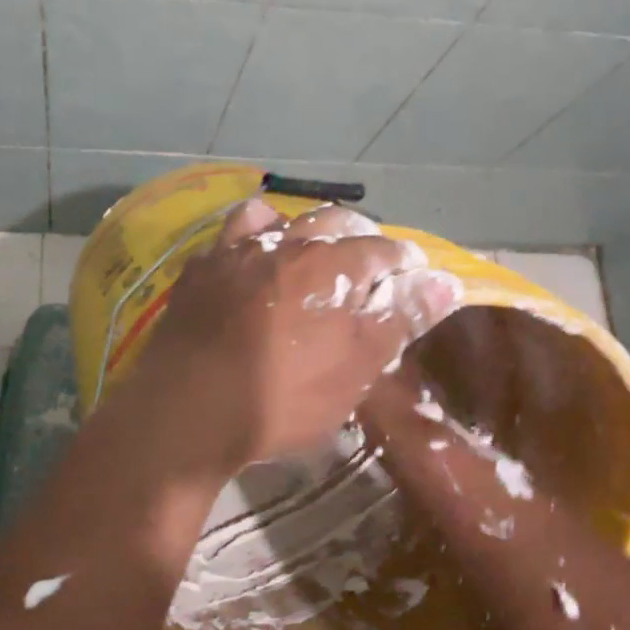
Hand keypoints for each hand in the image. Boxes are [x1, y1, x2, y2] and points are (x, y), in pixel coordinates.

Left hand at [113, 199, 463, 480]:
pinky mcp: (197, 272)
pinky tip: (247, 260)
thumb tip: (444, 282)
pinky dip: (248, 240)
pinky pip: (229, 239)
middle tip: (366, 259)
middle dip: (357, 236)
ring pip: (275, 219)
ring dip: (299, 228)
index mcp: (331, 267)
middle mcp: (285, 245)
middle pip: (331, 223)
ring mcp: (234, 254)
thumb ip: (398, 320)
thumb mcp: (353, 371)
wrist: (186, 410)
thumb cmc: (281, 399)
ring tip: (306, 248)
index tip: (413, 274)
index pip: (381, 250)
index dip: (403, 261)